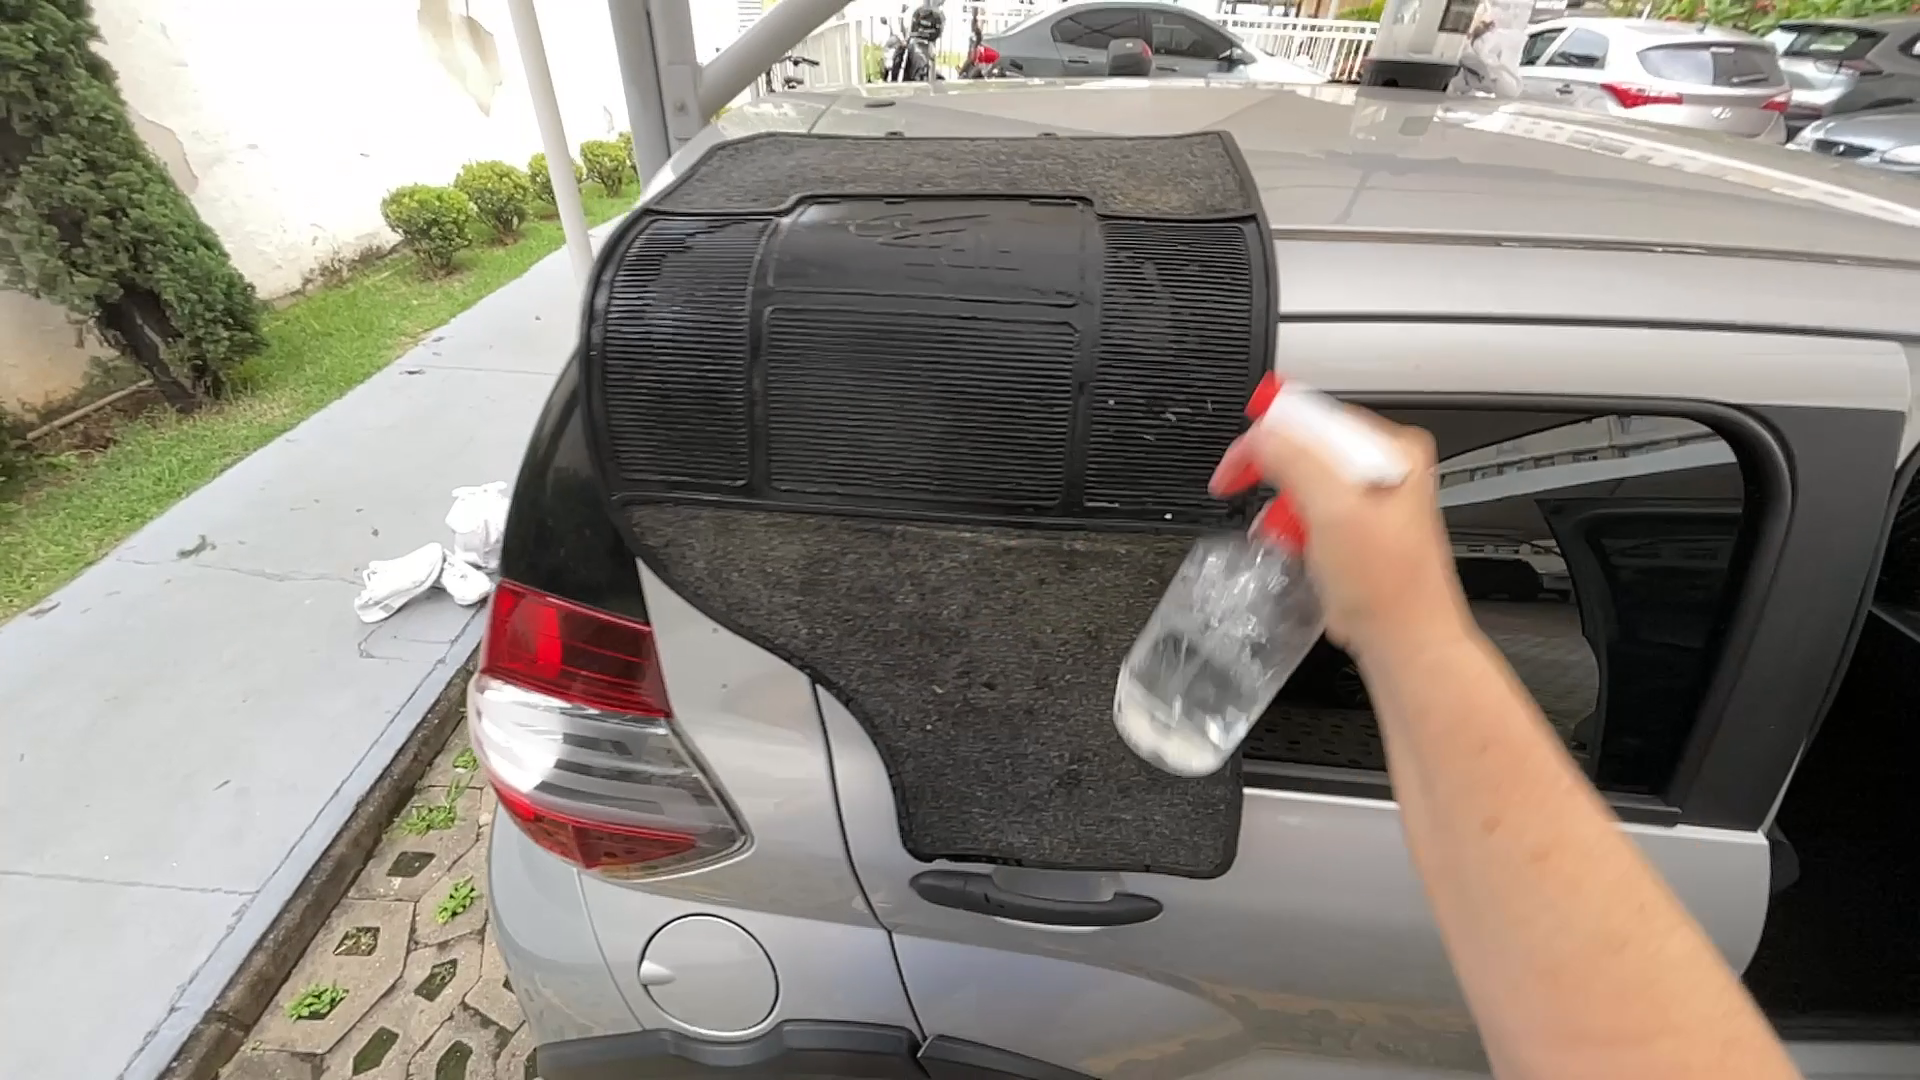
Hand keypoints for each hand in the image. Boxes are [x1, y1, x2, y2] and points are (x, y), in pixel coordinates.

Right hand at [1209, 407, 1471, 658]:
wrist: (1402, 636)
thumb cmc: (1388, 586)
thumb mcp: (1335, 512)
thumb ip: (1296, 463)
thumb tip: (1260, 434)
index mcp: (1391, 448)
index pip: (1312, 416)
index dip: (1264, 436)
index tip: (1235, 464)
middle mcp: (1383, 465)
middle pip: (1302, 443)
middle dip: (1268, 468)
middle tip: (1236, 484)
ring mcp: (1366, 494)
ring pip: (1300, 475)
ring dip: (1278, 499)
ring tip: (1280, 527)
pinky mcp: (1351, 521)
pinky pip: (1305, 502)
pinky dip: (1288, 519)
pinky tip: (1293, 539)